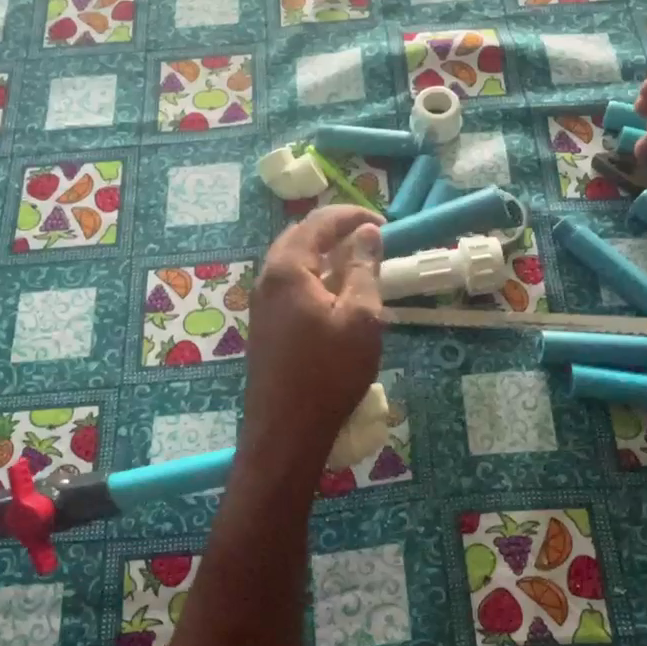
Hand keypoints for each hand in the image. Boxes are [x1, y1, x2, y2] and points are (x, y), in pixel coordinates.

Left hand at [240, 206, 386, 478]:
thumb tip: (367, 233)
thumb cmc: (328, 373)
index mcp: (288, 268)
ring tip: (359, 269)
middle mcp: (267, 278)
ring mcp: (261, 303)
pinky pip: (290, 286)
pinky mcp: (265, 325)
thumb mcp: (360, 317)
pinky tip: (337, 299)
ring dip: (326, 257)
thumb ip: (363, 268)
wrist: (285, 430)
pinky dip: (315, 279)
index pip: (319, 221)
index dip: (353, 215)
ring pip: (294, 262)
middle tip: (372, 242)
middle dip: (337, 232)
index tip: (385, 225)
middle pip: (301, 237)